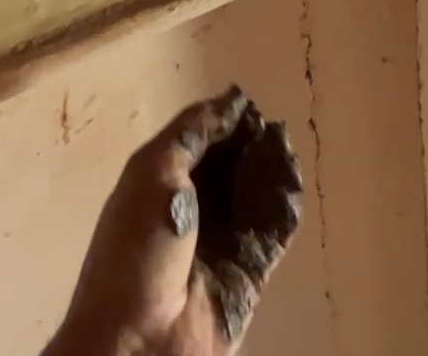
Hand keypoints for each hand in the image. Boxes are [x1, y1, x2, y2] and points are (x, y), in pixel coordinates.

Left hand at [45, 87, 301, 355]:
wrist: (137, 340)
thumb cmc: (135, 246)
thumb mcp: (153, 172)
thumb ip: (193, 131)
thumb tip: (231, 97)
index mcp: (162, 182)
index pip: (201, 142)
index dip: (225, 122)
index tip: (250, 107)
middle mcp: (193, 208)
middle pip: (232, 166)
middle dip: (252, 145)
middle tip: (272, 129)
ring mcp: (222, 241)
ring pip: (256, 194)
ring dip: (272, 171)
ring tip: (285, 151)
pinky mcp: (248, 271)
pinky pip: (273, 231)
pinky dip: (285, 206)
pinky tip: (292, 184)